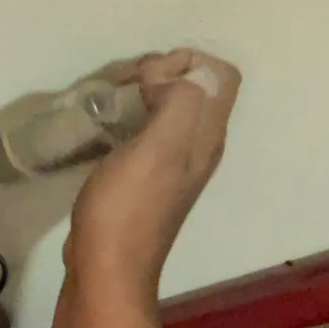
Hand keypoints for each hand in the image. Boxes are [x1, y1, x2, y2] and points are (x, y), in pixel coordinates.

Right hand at [67, 49, 240, 292]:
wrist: (107, 265)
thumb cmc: (127, 208)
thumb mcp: (156, 150)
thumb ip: (175, 104)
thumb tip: (168, 74)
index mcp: (206, 137)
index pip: (221, 76)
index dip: (186, 62)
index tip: (143, 75)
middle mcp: (199, 148)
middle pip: (200, 91)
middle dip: (165, 72)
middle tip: (123, 84)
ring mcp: (173, 166)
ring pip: (175, 111)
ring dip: (149, 94)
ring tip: (112, 100)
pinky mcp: (147, 179)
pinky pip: (152, 132)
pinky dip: (135, 118)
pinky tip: (107, 130)